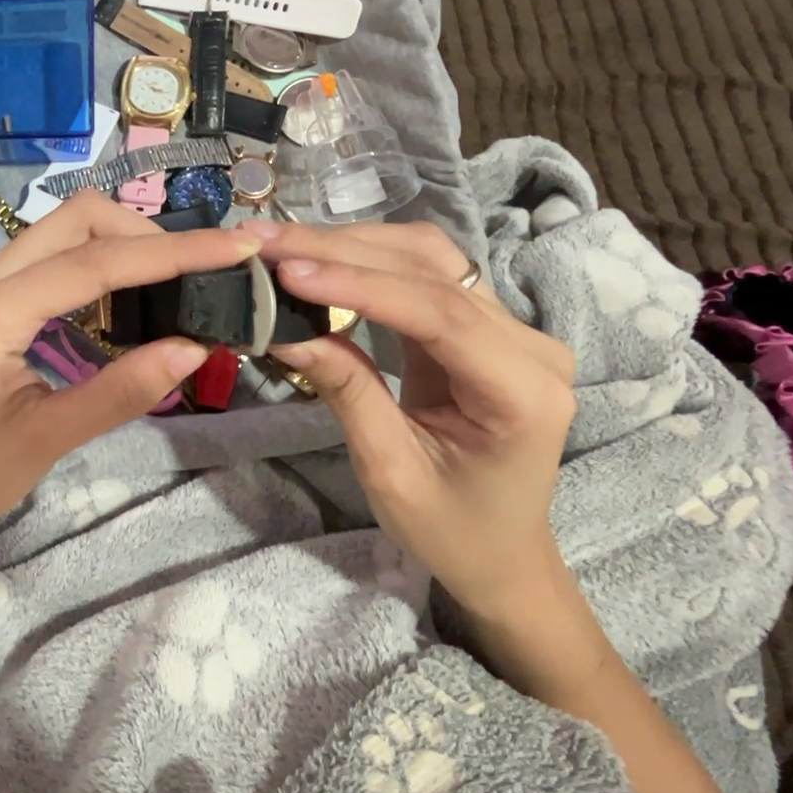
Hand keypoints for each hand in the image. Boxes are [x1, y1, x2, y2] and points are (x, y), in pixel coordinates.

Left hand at [0, 193, 261, 570]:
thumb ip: (119, 391)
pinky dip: (97, 260)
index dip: (172, 252)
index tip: (236, 247)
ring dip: (122, 241)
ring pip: (62, 231)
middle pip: (76, 219)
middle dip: (146, 232)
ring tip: (180, 275)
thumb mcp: (46, 439)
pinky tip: (128, 292)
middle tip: (203, 268)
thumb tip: (194, 346)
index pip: (96, 262)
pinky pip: (48, 257)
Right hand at [244, 220, 578, 614]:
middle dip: (341, 252)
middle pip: (432, 272)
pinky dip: (366, 258)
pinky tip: (318, 255)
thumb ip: (347, 391)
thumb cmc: (448, 527)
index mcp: (521, 392)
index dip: (360, 285)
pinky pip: (424, 274)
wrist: (499, 549)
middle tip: (263, 244)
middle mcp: (529, 345)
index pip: (438, 314)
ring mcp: (511, 328)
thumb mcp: (388, 470)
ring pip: (428, 258)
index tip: (288, 272)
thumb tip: (284, 331)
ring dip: (350, 244)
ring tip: (281, 243)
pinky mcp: (482, 323)